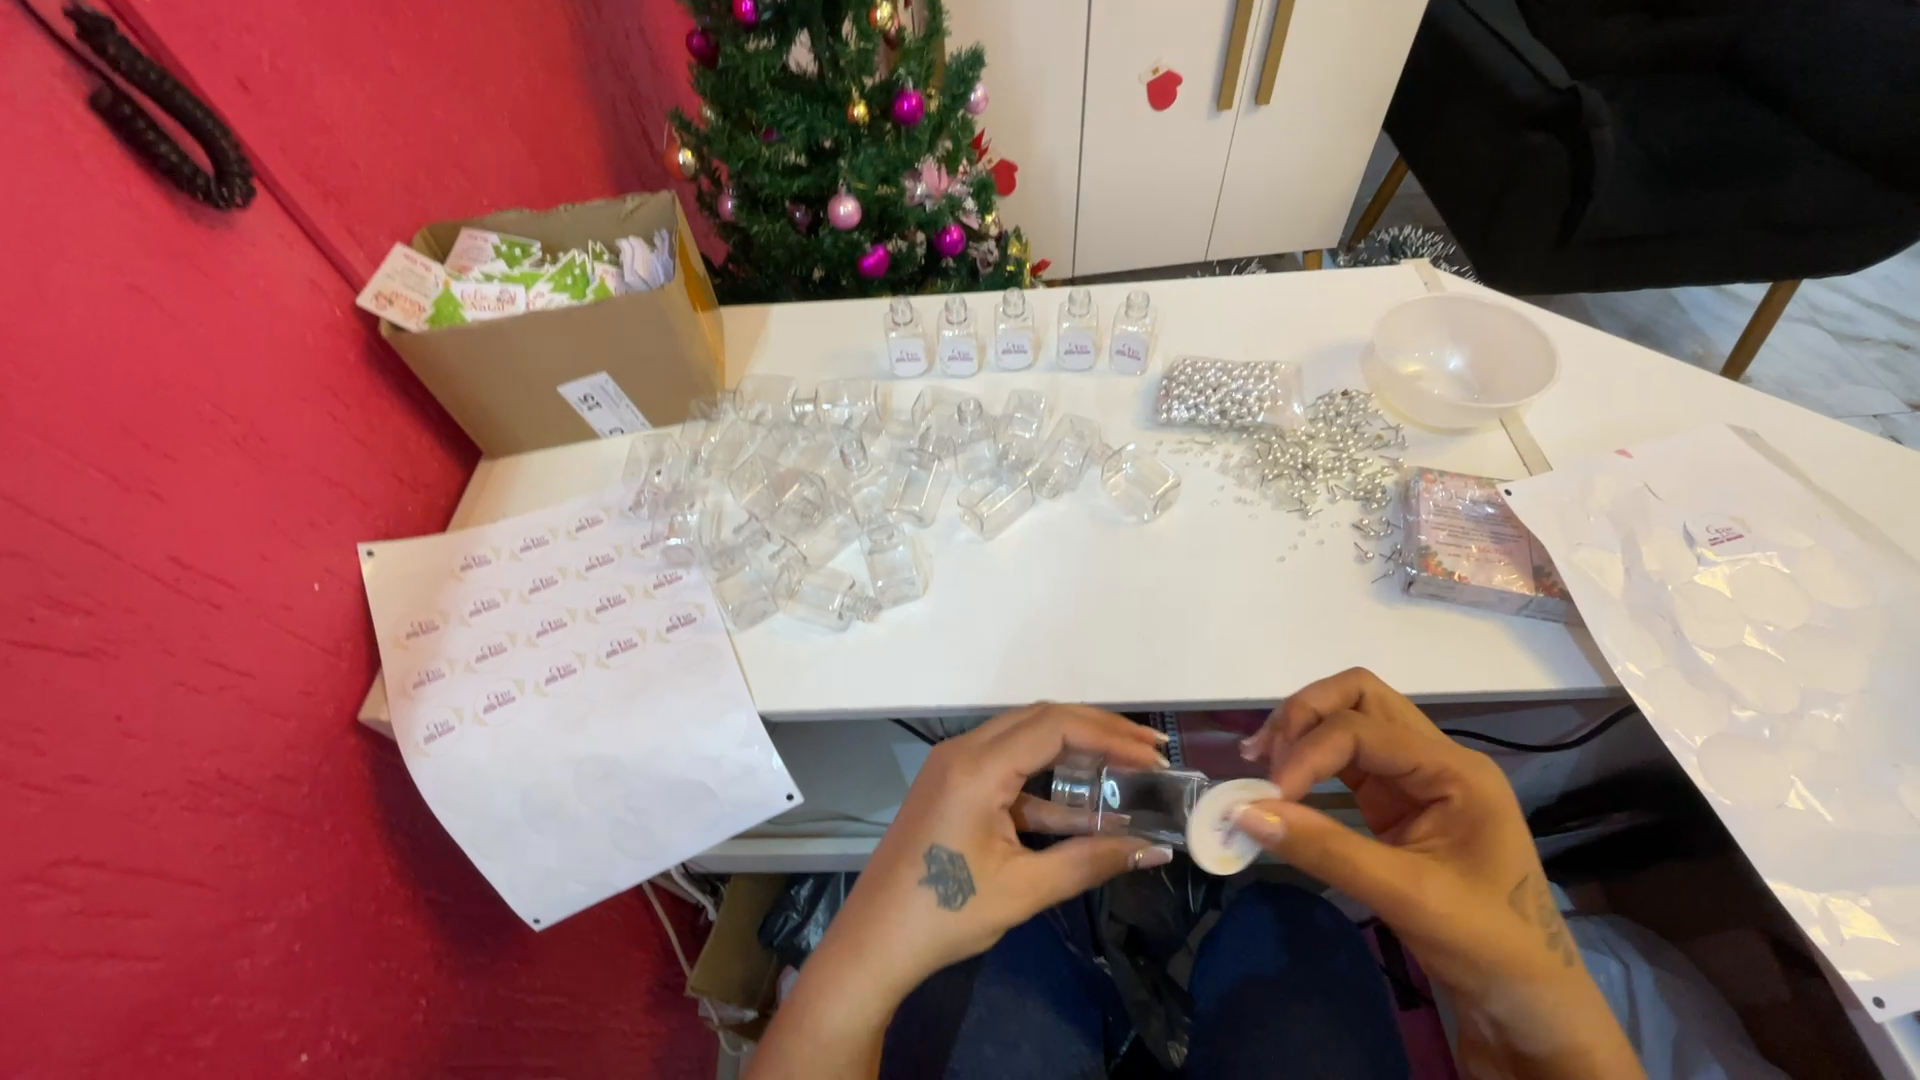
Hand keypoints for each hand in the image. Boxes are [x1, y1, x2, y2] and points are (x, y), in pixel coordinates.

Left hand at [827, 704, 1172, 996]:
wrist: (875, 942)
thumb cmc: (945, 913)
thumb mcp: (1024, 888)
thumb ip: (1090, 860)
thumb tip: (1153, 850)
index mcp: (975, 766)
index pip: (1054, 726)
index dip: (1110, 736)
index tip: (1153, 755)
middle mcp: (963, 751)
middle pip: (1041, 720)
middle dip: (1098, 732)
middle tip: (1149, 751)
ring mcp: (954, 767)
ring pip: (1025, 740)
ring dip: (1075, 753)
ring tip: (1128, 767)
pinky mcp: (954, 787)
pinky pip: (1009, 769)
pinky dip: (1048, 784)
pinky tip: (1089, 807)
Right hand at [1236, 669, 1642, 1078]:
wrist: (1529, 999)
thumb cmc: (1486, 943)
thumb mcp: (1406, 896)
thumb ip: (1324, 849)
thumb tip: (1244, 812)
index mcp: (1455, 770)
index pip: (1360, 730)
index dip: (1307, 754)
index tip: (1268, 797)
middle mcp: (1436, 758)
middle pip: (1359, 696)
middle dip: (1304, 714)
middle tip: (1264, 756)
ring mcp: (1416, 777)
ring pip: (1350, 716)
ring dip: (1302, 729)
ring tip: (1260, 762)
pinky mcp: (1395, 800)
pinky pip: (1345, 758)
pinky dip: (1309, 759)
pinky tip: (1282, 781)